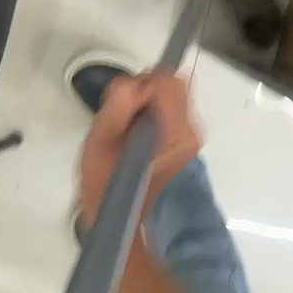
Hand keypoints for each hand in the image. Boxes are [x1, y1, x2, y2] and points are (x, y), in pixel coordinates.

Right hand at [77, 72, 202, 223]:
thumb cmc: (104, 178)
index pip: (167, 83)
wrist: (116, 210)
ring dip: (145, 99)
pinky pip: (169, 104)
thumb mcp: (101, 138)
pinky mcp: (183, 136)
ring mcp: (190, 135)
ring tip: (125, 124)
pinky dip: (150, 108)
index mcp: (175, 134)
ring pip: (170, 91)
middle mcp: (190, 132)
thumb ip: (119, 105)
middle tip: (121, 115)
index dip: (140, 86)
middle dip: (143, 89)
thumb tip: (136, 84)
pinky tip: (134, 128)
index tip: (123, 107)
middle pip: (173, 83)